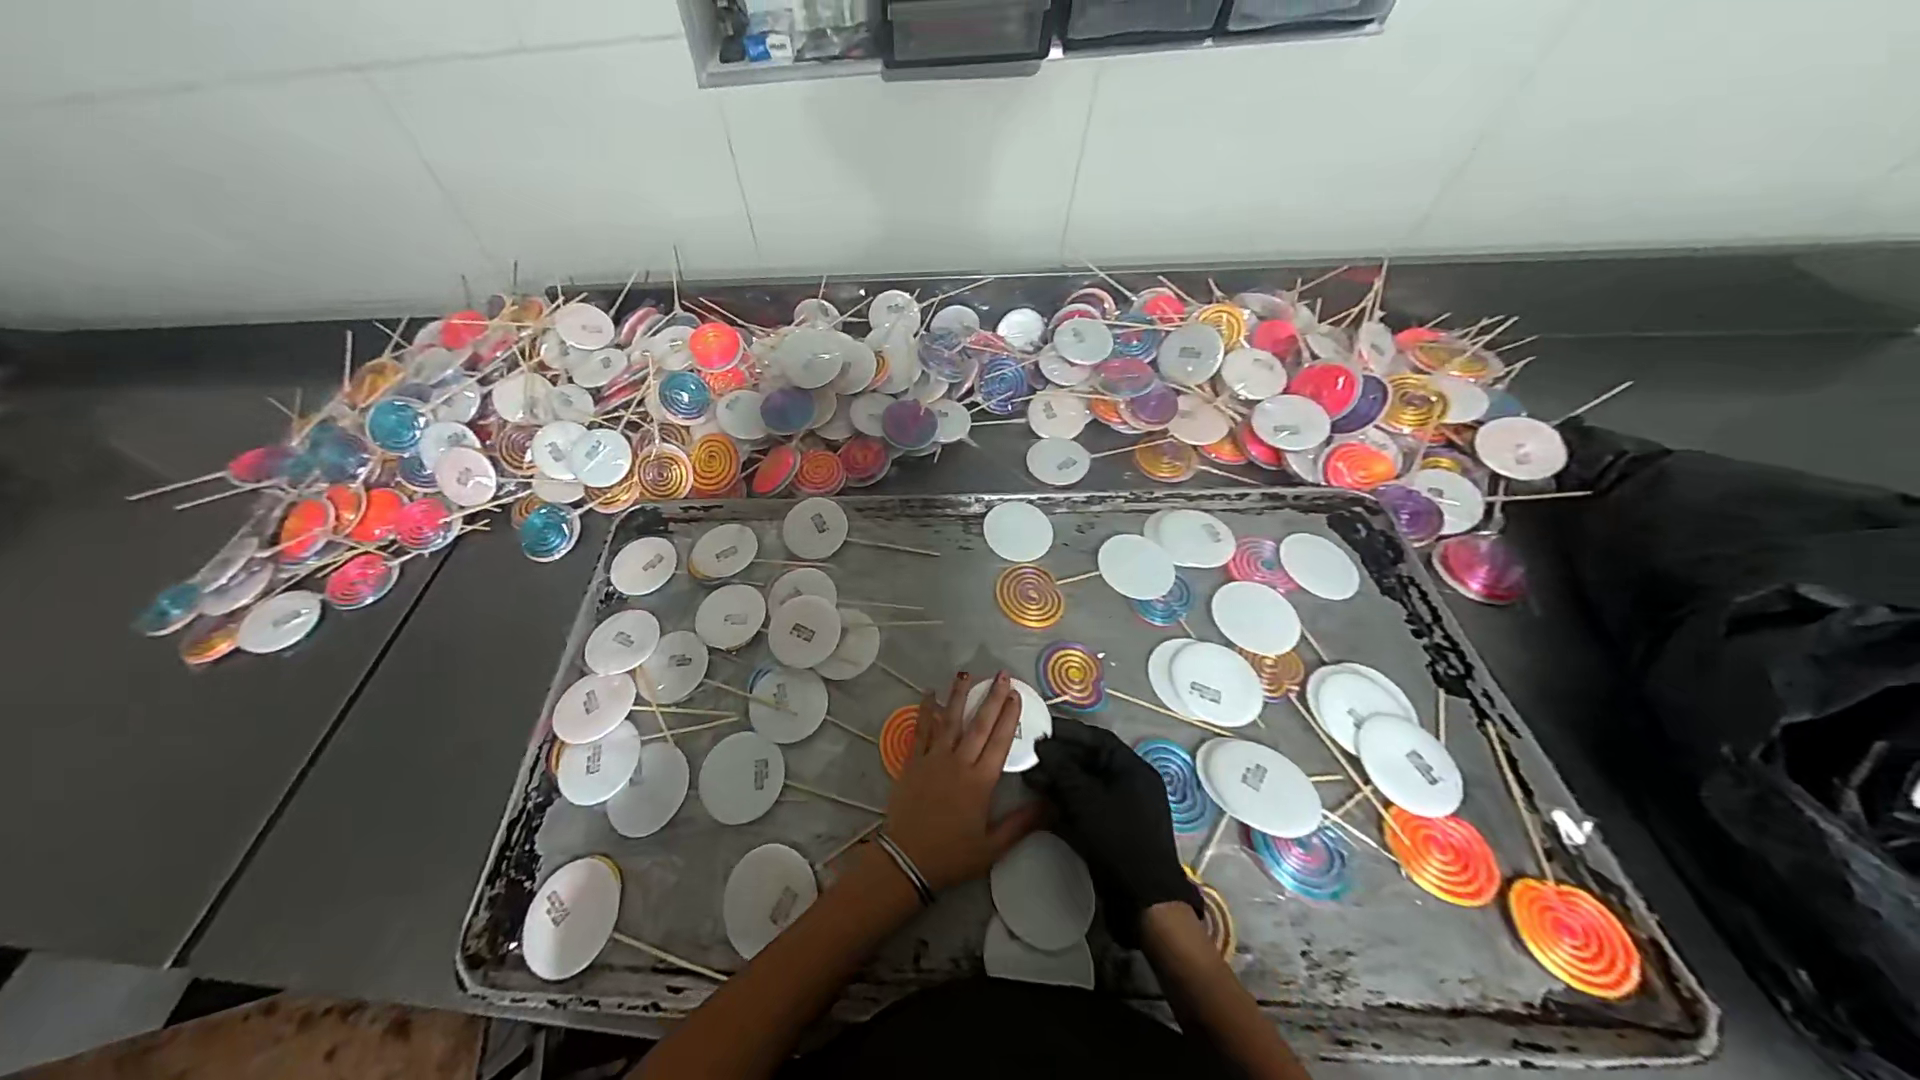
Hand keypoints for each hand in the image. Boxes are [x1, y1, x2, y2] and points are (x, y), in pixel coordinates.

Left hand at [882, 671, 1043, 890]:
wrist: (906, 861)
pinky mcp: (912, 763)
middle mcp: (959, 763)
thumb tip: (1053, 805)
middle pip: (979, 724)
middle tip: (1001, 675)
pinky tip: (929, 694)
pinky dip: (924, 711)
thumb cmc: (952, 855)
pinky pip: (920, 731)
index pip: (1000, 741)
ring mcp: (933, 759)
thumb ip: (1023, 823)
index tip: (1015, 695)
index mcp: (980, 781)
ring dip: (959, 696)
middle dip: (991, 697)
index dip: (1009, 716)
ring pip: (949, 720)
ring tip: (966, 674)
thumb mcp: (993, 846)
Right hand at [1025, 716, 1200, 945]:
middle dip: (1059, 758)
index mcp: (1133, 768)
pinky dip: (1066, 801)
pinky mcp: (1115, 829)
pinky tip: (1043, 801)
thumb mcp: (1086, 799)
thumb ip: (1062, 768)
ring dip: (1059, 780)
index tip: (1040, 729)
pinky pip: (1088, 805)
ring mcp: (1124, 808)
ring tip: (1030, 778)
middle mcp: (1131, 783)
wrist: (1143, 899)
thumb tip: (1043, 744)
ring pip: (1086, 784)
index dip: (1067, 732)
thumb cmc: (1118, 839)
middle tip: (1029, 755)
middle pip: (1090, 761)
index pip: (1097, 738)